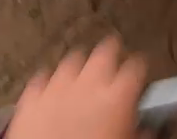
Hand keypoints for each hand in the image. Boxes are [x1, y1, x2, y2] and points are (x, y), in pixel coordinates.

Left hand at [7, 36, 148, 138]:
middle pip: (106, 48)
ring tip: (80, 81)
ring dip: (79, 67)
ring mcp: (58, 86)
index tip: (138, 77)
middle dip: (111, 54)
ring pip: (73, 59)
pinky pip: (41, 78)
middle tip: (111, 69)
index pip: (138, 64)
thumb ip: (139, 127)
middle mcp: (91, 80)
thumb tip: (145, 125)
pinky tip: (50, 93)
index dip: (138, 69)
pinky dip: (47, 82)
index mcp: (119, 94)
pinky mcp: (30, 98)